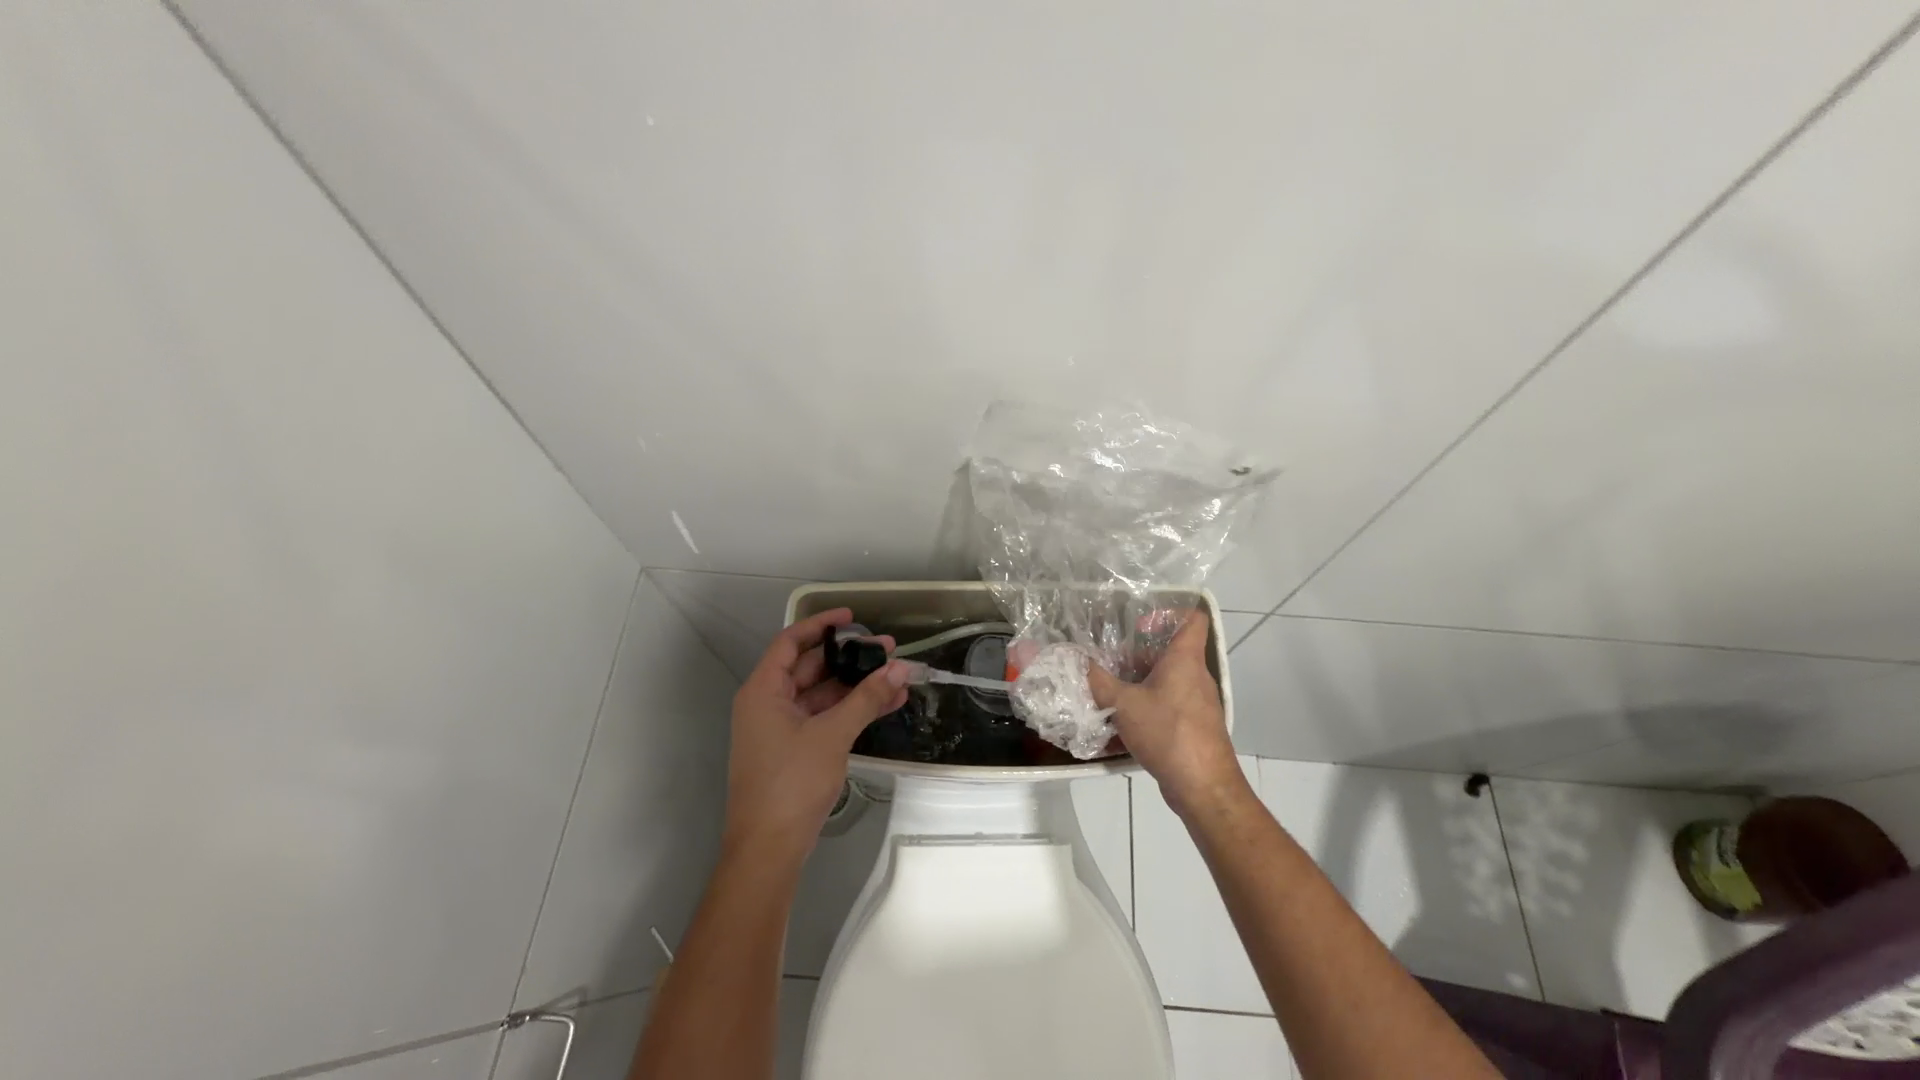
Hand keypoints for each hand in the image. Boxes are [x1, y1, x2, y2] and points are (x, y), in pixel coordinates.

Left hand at [724, 608, 910, 859]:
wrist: (769, 848)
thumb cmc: (792, 782)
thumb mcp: (832, 735)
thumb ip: (866, 698)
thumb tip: (899, 668)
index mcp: (763, 691)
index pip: (791, 642)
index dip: (821, 625)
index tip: (854, 618)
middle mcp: (768, 704)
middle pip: (810, 668)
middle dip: (850, 658)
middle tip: (889, 650)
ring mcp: (780, 729)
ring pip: (822, 695)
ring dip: (857, 687)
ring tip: (898, 678)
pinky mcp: (794, 751)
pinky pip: (825, 719)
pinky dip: (852, 711)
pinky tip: (887, 705)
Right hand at [1087, 611, 1245, 814]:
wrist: (1203, 785)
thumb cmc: (1168, 732)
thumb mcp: (1123, 704)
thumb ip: (1097, 680)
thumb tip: (1075, 659)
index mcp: (1184, 660)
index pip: (1192, 620)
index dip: (1169, 613)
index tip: (1139, 623)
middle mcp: (1195, 677)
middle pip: (1169, 653)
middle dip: (1137, 655)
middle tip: (1108, 661)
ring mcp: (1196, 704)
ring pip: (1165, 683)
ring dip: (1138, 685)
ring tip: (1106, 692)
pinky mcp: (1192, 728)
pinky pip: (1165, 708)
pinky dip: (1144, 710)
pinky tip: (1117, 727)